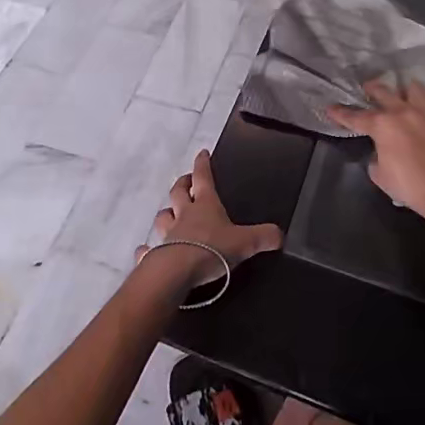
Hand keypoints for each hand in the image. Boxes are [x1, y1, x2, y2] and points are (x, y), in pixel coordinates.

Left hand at [139, 149, 282, 284]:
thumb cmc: (212, 249)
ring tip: (169, 213)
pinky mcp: (156, 254)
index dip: (203, 165)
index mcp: (205, 205)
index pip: (204, 178)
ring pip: (163, 217)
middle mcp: (184, 215)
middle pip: (178, 192)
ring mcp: (167, 234)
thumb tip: (280, 235)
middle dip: (183, 184)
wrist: (178, 271)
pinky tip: (144, 250)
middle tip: (186, 181)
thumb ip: (264, 237)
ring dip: (166, 213)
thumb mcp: (245, 242)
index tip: (201, 153)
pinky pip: (149, 250)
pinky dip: (147, 249)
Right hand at [326, 80, 424, 226]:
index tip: (330, 108)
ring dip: (400, 90)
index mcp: (382, 125)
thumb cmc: (410, 186)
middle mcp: (402, 111)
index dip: (340, 113)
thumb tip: (381, 151)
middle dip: (370, 90)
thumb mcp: (380, 174)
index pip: (355, 116)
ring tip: (398, 94)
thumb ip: (376, 156)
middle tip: (365, 89)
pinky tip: (420, 108)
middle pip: (381, 91)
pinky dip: (421, 101)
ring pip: (411, 88)